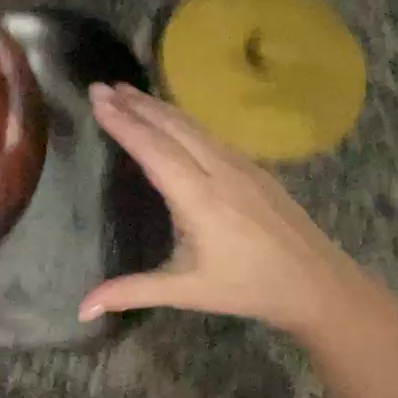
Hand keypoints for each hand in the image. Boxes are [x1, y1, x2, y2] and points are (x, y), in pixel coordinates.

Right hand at [78, 83, 380, 335]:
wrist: (318, 283)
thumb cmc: (247, 288)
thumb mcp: (185, 292)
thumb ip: (130, 293)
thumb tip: (80, 310)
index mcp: (200, 199)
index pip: (155, 150)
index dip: (124, 124)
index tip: (98, 99)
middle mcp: (221, 172)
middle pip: (173, 127)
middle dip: (135, 105)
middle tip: (100, 87)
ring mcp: (242, 166)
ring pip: (193, 126)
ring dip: (157, 106)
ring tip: (127, 91)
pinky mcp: (254, 169)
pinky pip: (209, 134)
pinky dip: (180, 119)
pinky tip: (170, 117)